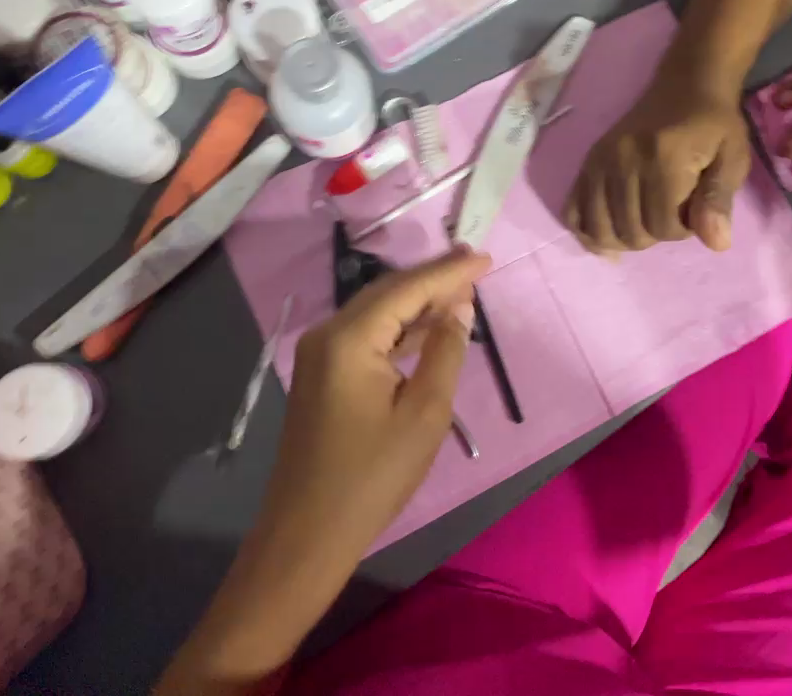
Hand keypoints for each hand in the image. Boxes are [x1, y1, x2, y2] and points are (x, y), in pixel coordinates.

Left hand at [161, 249, 490, 694]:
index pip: (406, 289)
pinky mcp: (321, 375)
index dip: (448, 272)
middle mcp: (327, 335)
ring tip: (461, 288)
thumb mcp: (423, 415)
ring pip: (376, 313)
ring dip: (417, 302)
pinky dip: (399, 328)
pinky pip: (366, 336)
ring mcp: (319, 355)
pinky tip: (427, 327)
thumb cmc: (371, 478)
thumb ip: (443, 352)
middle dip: (432, 279)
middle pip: (387, 293)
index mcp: (349, 338)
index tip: (485, 257)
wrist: (306, 535)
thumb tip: (459, 308)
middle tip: (475, 264)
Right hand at [564, 74, 750, 254]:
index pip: (662, 226)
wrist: (685, 86)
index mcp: (662, 160)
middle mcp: (624, 161)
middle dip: (655, 235)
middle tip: (671, 211)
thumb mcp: (733, 158)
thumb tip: (716, 243)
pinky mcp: (588, 163)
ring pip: (600, 228)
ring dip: (624, 237)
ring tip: (643, 222)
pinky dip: (585, 231)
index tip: (695, 210)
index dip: (683, 230)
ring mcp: (600, 162)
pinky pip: (573, 210)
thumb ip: (719, 200)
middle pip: (630, 231)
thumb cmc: (714, 125)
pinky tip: (603, 239)